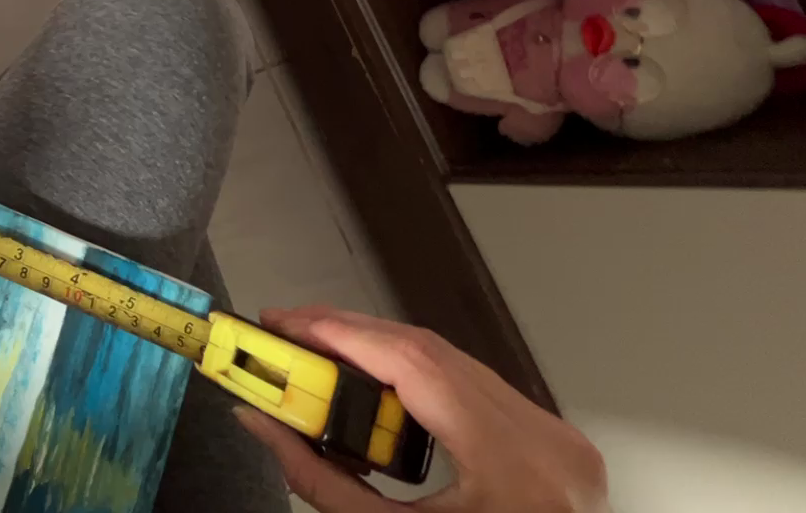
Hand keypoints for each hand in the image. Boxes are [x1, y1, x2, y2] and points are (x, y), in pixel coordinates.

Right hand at [234, 307, 608, 512]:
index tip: (281, 325)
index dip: (340, 334)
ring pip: (443, 353)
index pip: (414, 364)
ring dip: (370, 340)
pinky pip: (462, 375)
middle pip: (424, 347)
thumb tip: (253, 419)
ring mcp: (552, 431)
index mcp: (515, 467)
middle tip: (282, 328)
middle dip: (344, 329)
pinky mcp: (547, 433)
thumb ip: (317, 480)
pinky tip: (365, 367)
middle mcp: (544, 437)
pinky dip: (405, 362)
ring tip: (312, 343)